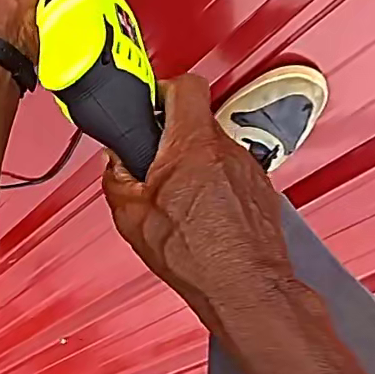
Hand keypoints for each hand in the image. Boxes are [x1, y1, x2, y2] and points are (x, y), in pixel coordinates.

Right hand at [102, 74, 296, 326]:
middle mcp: (225, 150)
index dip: (161, 88)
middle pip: (196, 118)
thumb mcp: (132, 217)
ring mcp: (247, 168)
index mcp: (191, 146)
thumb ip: (117, 179)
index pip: (183, 85)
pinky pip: (231, 171)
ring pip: (214, 147)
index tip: (149, 102)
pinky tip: (200, 211)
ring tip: (176, 194)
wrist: (244, 288)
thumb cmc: (198, 257)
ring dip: (193, 161)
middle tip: (154, 160)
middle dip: (171, 134)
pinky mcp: (260, 188)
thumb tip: (114, 165)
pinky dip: (214, 183)